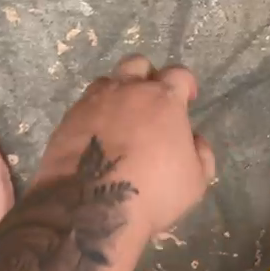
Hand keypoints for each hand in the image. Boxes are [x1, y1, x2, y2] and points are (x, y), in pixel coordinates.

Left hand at [36, 56, 215, 236]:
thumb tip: (194, 139)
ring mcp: (94, 100)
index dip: (186, 84)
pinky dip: (95, 113)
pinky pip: (85, 104)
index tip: (188, 98)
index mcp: (163, 99)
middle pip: (138, 64)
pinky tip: (97, 135)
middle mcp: (128, 90)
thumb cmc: (153, 191)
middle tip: (151, 101)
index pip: (179, 74)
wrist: (91, 205)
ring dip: (118, 92)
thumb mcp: (195, 181)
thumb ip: (201, 154)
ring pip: (108, 81)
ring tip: (121, 118)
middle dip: (147, 76)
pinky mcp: (69, 117)